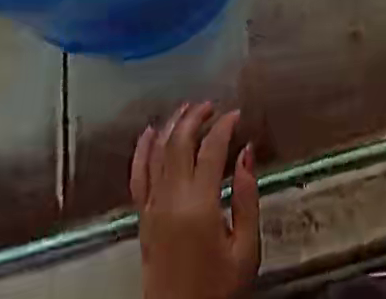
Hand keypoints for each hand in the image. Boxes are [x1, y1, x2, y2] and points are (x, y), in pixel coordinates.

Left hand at [131, 102, 260, 298]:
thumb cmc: (218, 290)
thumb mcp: (246, 249)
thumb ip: (246, 197)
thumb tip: (246, 153)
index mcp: (199, 206)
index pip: (210, 150)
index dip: (224, 126)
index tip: (236, 114)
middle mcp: (171, 200)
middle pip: (179, 142)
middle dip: (195, 117)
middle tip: (212, 105)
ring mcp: (152, 207)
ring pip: (158, 152)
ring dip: (172, 125)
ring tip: (187, 109)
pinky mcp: (142, 217)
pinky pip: (138, 175)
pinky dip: (142, 150)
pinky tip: (150, 132)